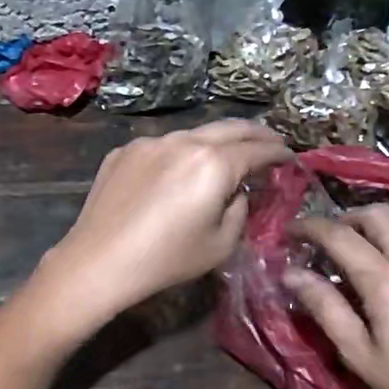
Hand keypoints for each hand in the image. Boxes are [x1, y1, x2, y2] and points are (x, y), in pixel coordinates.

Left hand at [38, 119, 290, 326]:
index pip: (258, 148)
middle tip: (270, 144)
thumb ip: (240, 208)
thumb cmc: (165, 260)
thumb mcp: (221, 243)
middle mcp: (182, 141)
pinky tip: (174, 175)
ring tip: (223, 158)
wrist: (98, 262)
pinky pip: (160, 146)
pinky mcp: (123, 151)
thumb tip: (238, 191)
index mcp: (213, 163)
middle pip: (230, 127)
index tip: (290, 159)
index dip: (280, 153)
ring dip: (214, 142)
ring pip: (192, 134)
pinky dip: (178, 154)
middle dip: (255, 134)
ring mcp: (148, 142)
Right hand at [284, 206, 388, 388]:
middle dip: (347, 219)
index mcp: (388, 283)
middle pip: (378, 215)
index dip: (309, 227)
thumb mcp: (360, 355)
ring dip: (382, 239)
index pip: (339, 236)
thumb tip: (292, 273)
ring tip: (373, 268)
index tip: (291, 231)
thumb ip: (325, 308)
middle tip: (331, 241)